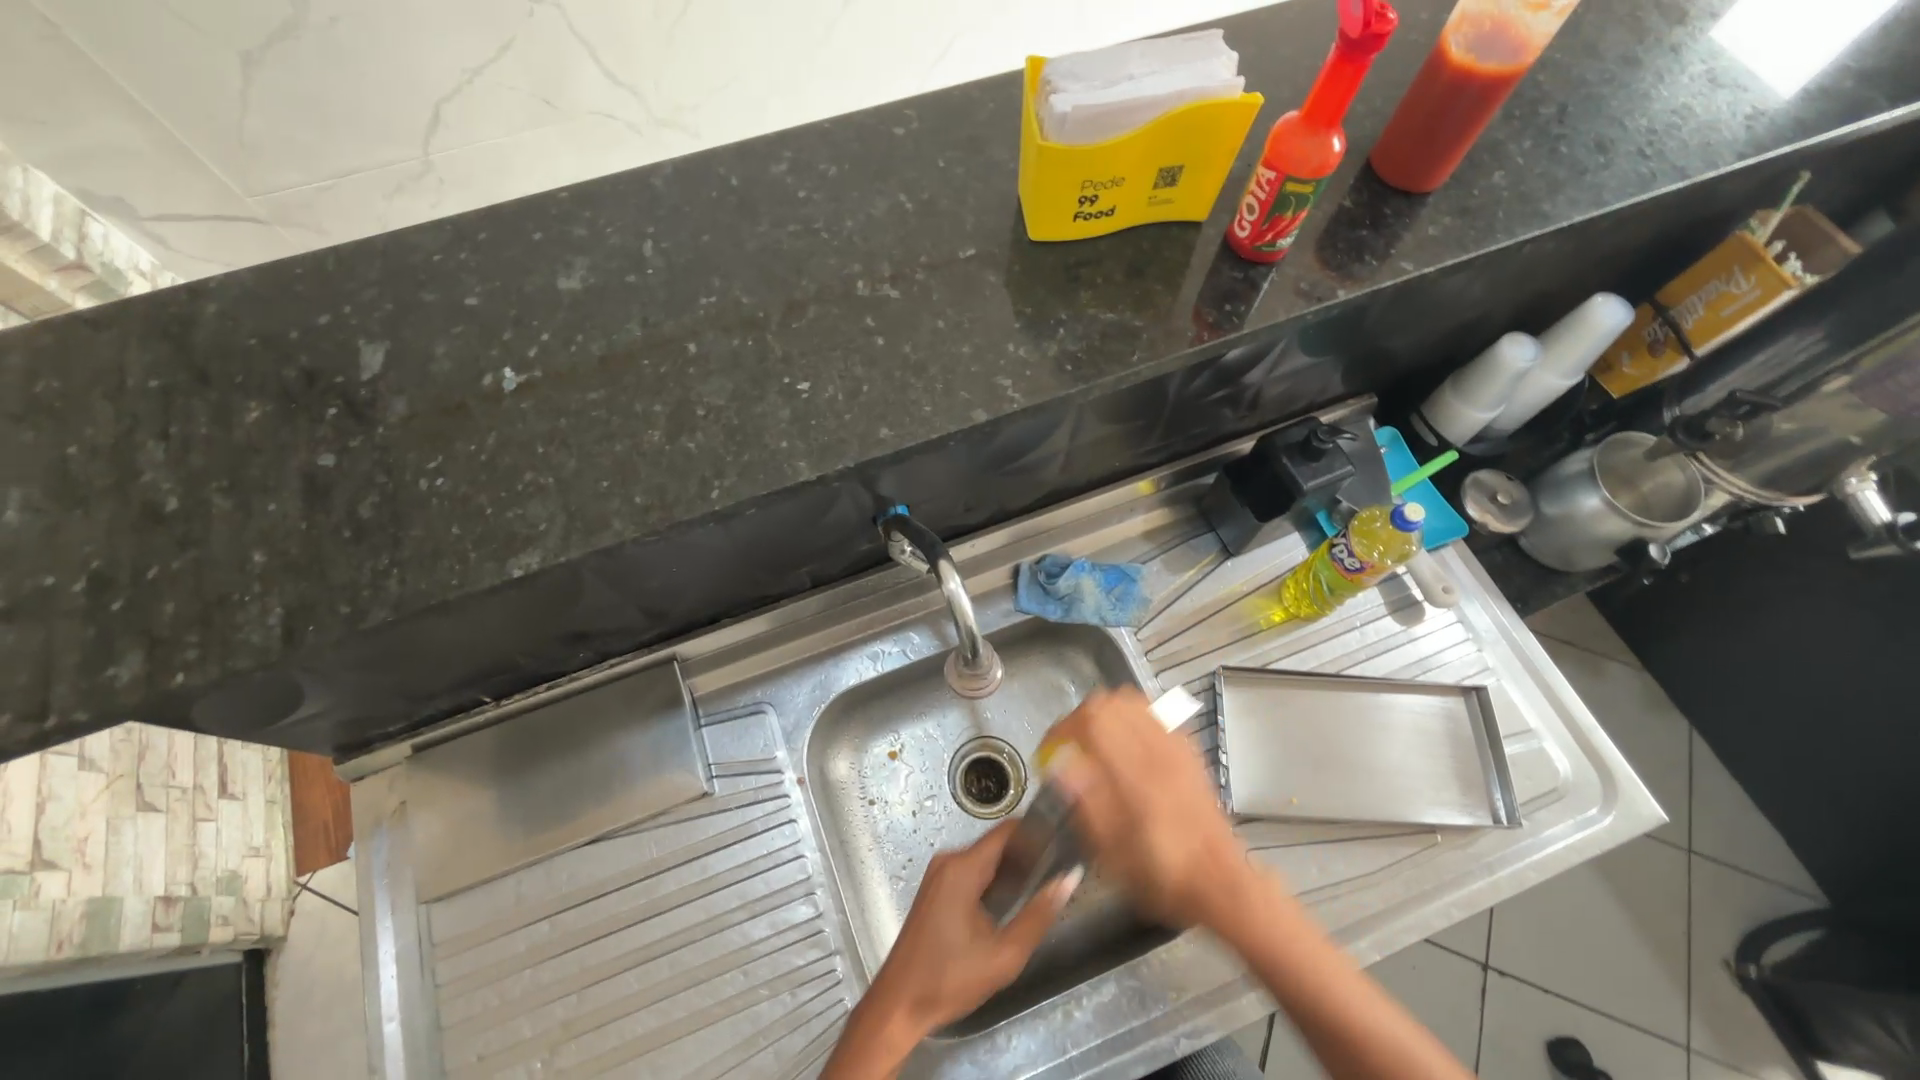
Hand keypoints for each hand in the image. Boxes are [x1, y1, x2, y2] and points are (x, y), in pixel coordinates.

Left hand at [822, 823, 1072, 1078]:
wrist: (900, 1004)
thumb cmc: (949, 980)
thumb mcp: (1005, 953)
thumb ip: (1039, 913)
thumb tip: (1068, 878)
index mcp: (963, 868)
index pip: (1008, 830)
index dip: (1038, 833)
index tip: (1063, 845)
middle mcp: (948, 862)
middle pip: (998, 845)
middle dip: (1028, 857)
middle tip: (1058, 876)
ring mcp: (939, 875)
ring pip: (987, 860)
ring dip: (1013, 873)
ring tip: (1042, 891)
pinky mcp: (937, 889)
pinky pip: (974, 873)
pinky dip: (995, 884)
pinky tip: (1013, 905)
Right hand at [1047, 687, 1254, 929]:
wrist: (1220, 881)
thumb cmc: (1163, 875)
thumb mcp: (1113, 852)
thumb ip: (1086, 804)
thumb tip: (1059, 765)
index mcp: (1137, 774)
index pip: (1093, 719)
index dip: (1064, 727)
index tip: (1050, 750)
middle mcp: (1158, 751)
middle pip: (1112, 702)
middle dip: (1082, 718)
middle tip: (1069, 746)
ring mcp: (1177, 747)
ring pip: (1134, 702)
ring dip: (1107, 715)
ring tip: (1094, 743)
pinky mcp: (1189, 751)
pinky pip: (1156, 714)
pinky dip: (1133, 718)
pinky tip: (1126, 745)